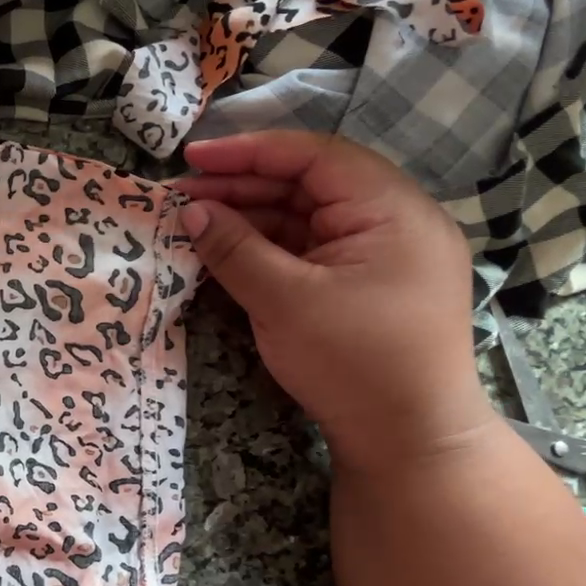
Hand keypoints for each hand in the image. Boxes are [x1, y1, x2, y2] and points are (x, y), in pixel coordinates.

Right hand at [177, 131, 493, 471]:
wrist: (407, 435)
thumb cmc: (353, 360)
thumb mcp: (285, 301)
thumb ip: (235, 249)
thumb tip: (190, 211)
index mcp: (392, 211)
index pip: (315, 157)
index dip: (249, 151)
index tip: (190, 157)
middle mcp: (392, 221)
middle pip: (307, 184)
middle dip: (240, 186)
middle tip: (177, 197)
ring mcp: (377, 254)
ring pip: (303, 216)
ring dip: (246, 216)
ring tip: (189, 222)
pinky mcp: (360, 283)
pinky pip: (305, 248)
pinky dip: (262, 245)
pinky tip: (221, 250)